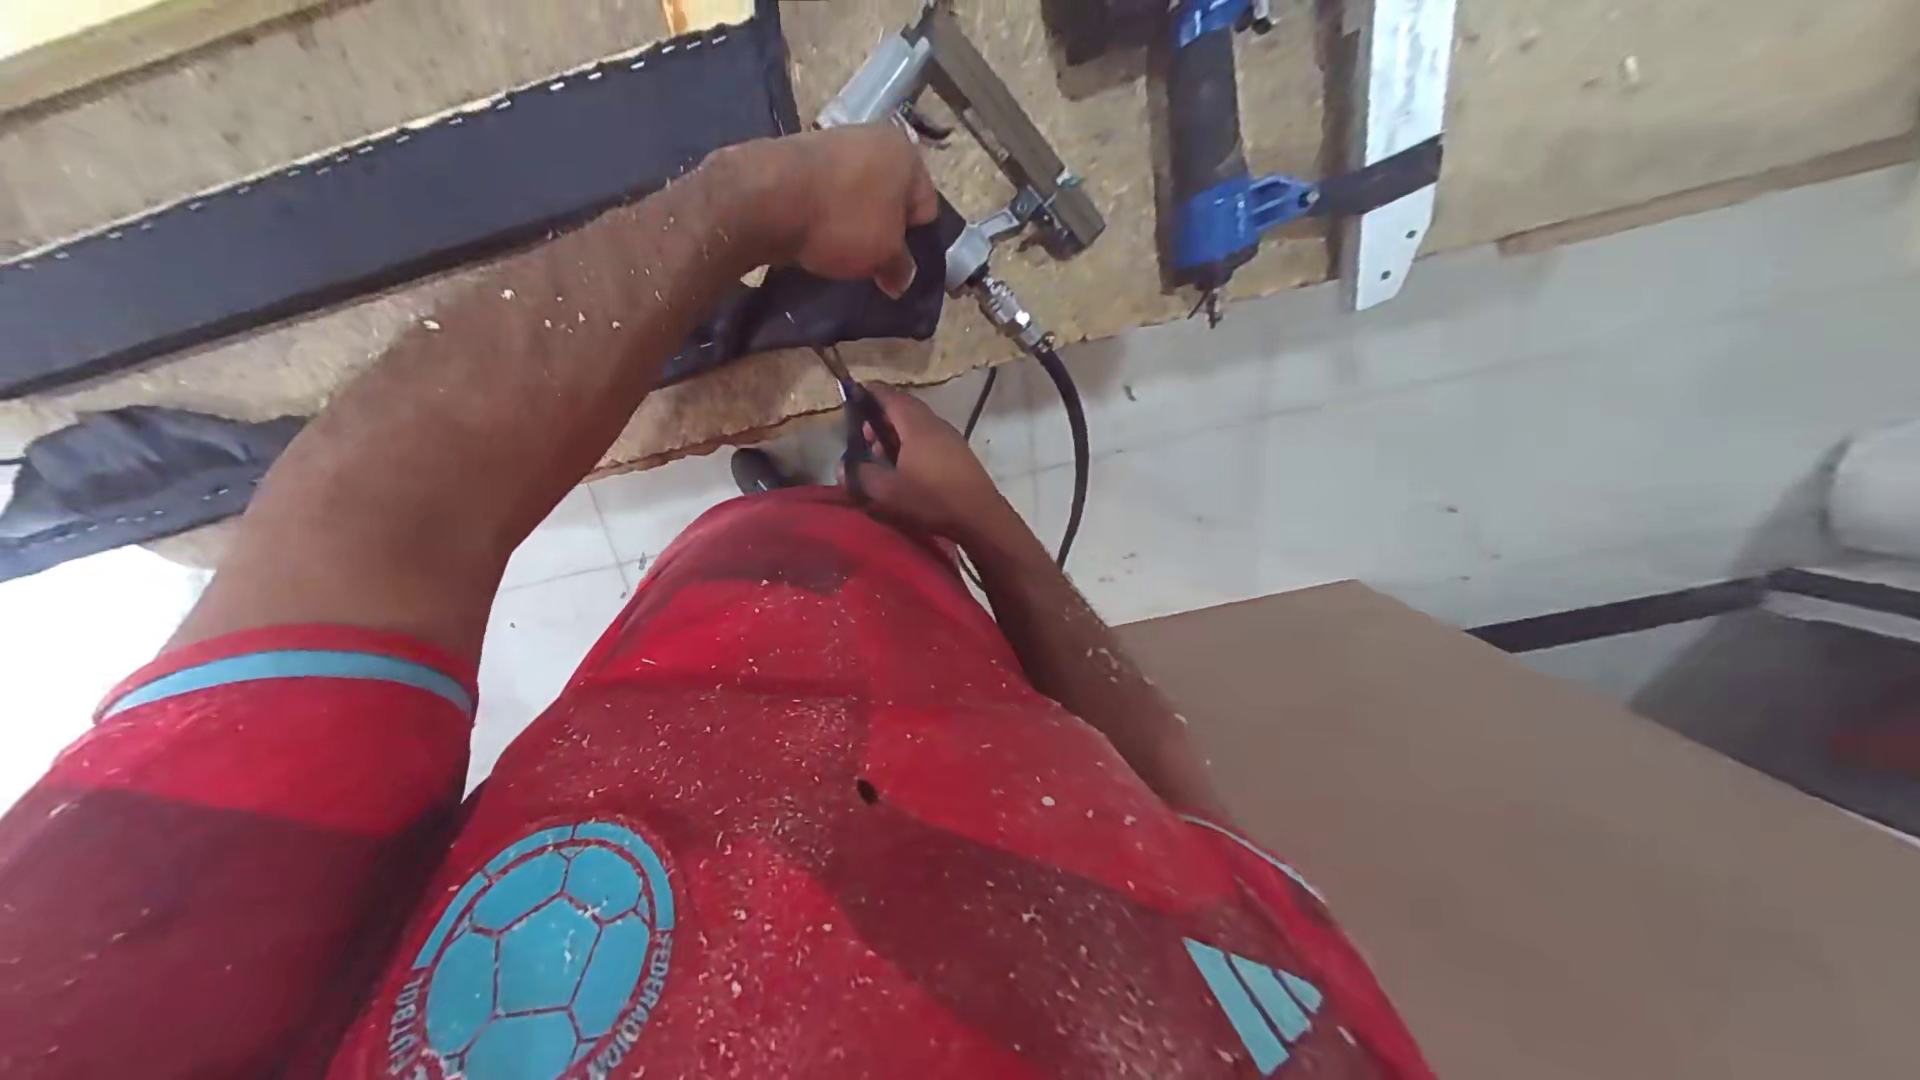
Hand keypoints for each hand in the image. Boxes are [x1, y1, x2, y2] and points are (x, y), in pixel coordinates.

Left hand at [704, 125, 939, 296]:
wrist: (768, 198)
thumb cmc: (844, 222)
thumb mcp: (884, 255)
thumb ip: (901, 267)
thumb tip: (901, 278)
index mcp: (906, 155)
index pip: (926, 209)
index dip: (915, 244)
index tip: (898, 266)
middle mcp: (875, 138)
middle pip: (891, 200)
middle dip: (885, 232)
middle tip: (873, 263)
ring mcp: (836, 141)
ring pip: (859, 196)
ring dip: (856, 225)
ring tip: (842, 253)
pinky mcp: (803, 154)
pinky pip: (829, 193)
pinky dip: (828, 214)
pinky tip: (819, 236)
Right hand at [849, 386, 1032, 551]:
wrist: (981, 517)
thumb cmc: (932, 499)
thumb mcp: (887, 492)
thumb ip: (860, 475)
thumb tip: (843, 466)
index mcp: (917, 425)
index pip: (890, 396)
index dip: (869, 393)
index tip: (852, 397)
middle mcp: (936, 424)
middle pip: (904, 409)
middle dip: (880, 418)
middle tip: (863, 437)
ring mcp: (951, 438)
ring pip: (917, 425)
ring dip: (896, 434)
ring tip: (881, 456)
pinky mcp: (959, 455)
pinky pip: (929, 439)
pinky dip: (911, 445)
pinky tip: (905, 468)